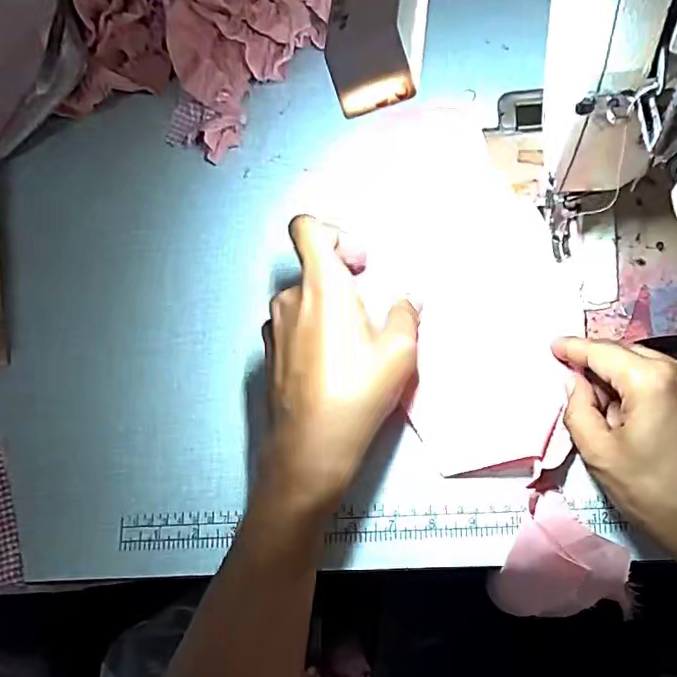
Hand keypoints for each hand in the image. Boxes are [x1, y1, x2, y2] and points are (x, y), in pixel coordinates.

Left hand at [263, 216, 418, 512]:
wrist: (311, 448)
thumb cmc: (354, 398)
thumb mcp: (401, 352)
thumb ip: (406, 313)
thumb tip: (406, 302)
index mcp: (321, 289)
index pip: (308, 228)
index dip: (337, 236)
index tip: (359, 265)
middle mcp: (289, 301)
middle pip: (314, 271)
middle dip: (345, 288)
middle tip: (371, 320)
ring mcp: (274, 329)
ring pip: (306, 303)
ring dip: (331, 316)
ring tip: (357, 352)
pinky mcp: (270, 355)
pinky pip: (295, 330)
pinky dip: (316, 338)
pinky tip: (337, 371)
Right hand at [553, 338, 676, 587]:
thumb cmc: (658, 497)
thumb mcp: (602, 456)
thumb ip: (579, 411)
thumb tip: (576, 383)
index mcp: (653, 379)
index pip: (603, 352)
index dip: (575, 349)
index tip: (555, 347)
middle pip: (630, 356)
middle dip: (601, 368)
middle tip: (579, 395)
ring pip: (653, 369)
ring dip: (626, 383)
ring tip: (614, 421)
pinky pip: (674, 384)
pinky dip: (651, 392)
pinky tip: (644, 424)